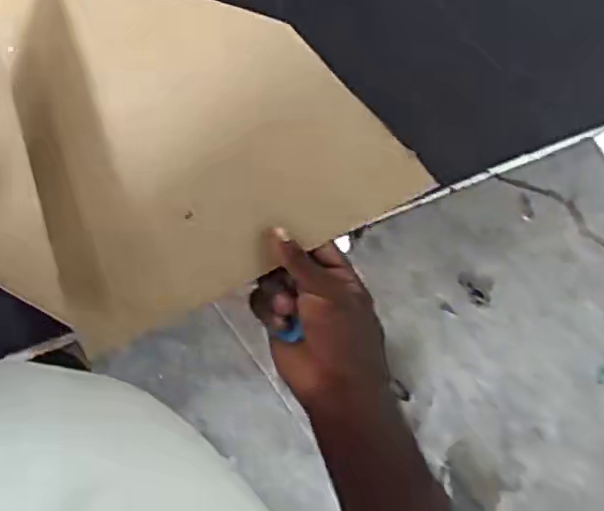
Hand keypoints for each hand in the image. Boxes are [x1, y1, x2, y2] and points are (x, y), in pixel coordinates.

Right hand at [249, 227, 392, 414]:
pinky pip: (261, 302)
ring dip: (274, 293)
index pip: (316, 246)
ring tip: (285, 309)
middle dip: (276, 264)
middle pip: (286, 260)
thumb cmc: (342, 337)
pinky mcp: (277, 321)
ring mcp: (296, 305)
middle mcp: (316, 288)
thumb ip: (299, 260)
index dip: (298, 232)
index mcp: (339, 279)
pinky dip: (268, 312)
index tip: (271, 214)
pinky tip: (281, 325)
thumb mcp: (327, 293)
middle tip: (267, 261)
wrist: (336, 389)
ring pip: (269, 280)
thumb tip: (277, 229)